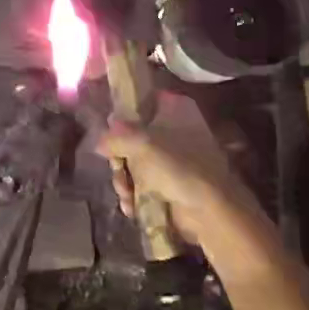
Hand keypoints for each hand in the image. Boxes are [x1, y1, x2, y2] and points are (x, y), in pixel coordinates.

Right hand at [94, 92, 260, 248]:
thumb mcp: (140, 144)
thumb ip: (115, 137)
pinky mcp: (170, 185)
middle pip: (133, 136)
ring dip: (125, 181)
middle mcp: (175, 130)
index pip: (143, 100)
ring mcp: (173, 160)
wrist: (209, 209)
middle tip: (117, 168)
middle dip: (120, 158)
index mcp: (174, 109)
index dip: (123, 113)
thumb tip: (99, 138)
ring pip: (135, 164)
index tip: (107, 127)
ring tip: (127, 194)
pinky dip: (136, 196)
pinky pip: (143, 185)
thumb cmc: (177, 165)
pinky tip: (132, 207)